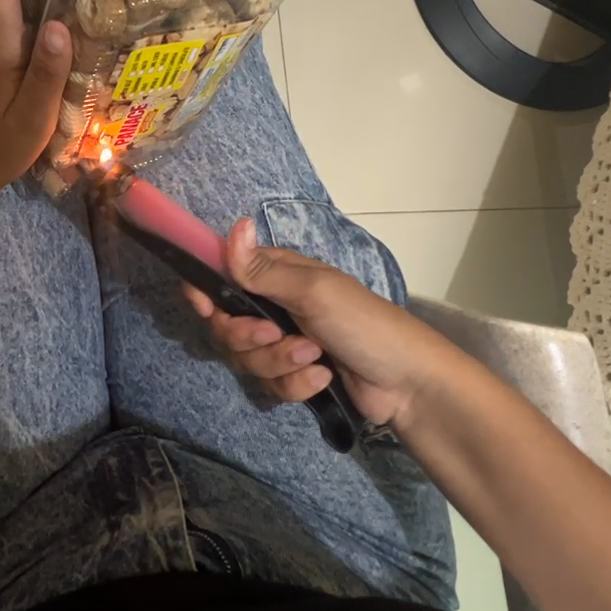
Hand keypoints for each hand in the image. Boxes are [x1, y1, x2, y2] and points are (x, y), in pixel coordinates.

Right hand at [182, 218, 465, 428]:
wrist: (406, 383)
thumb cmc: (362, 323)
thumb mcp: (312, 291)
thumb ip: (262, 270)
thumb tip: (234, 225)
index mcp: (273, 275)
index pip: (219, 276)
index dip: (204, 293)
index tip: (204, 308)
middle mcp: (270, 305)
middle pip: (225, 325)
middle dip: (247, 337)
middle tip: (275, 334)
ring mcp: (281, 343)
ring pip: (246, 359)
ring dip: (278, 362)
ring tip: (314, 358)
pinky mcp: (292, 376)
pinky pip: (269, 385)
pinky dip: (294, 385)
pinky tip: (322, 379)